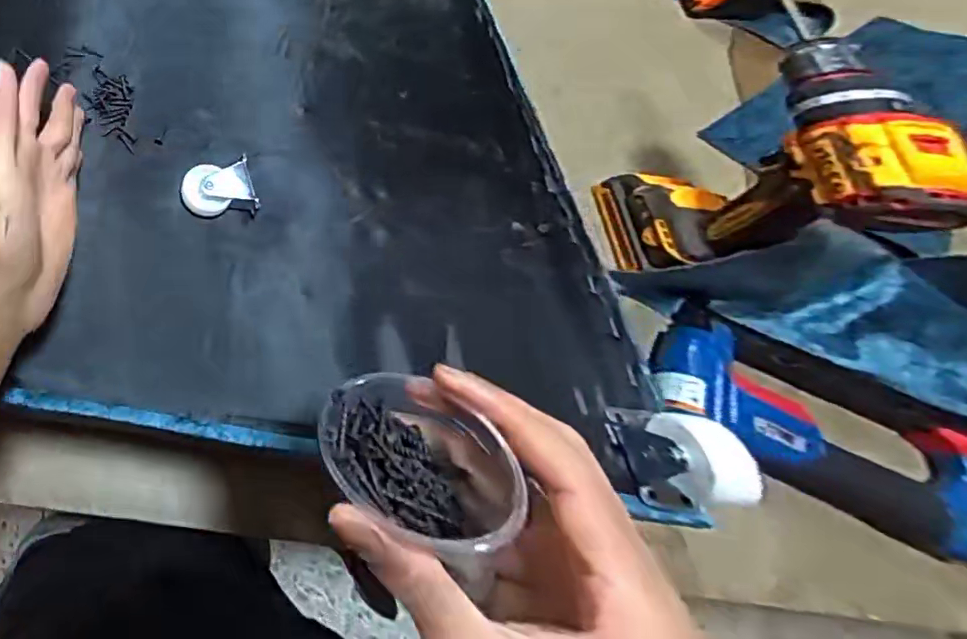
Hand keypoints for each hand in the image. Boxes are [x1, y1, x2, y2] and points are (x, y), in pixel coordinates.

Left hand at [0, 59, 83, 337]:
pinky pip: (73, 165)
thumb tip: (4, 69)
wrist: (12, 280)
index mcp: (8, 146)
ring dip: (67, 120)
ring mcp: (49, 179)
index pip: (20, 106)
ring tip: (76, 101)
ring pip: (62, 139)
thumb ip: (2, 116)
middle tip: (63, 79)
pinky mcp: (67, 199)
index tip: (37, 62)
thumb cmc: (1, 221)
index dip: (29, 85)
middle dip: (50, 98)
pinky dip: (77, 150)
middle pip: (44, 119)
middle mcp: (29, 157)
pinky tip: (80, 144)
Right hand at [329, 365, 698, 638]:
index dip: (504, 412)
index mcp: (625, 580)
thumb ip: (417, 584)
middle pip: (559, 461)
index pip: (566, 466)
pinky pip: (531, 518)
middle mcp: (620, 564)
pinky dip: (484, 486)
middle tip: (424, 388)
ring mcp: (598, 575)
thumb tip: (342, 514)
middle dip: (489, 415)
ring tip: (424, 415)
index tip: (443, 378)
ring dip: (483, 445)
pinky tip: (442, 470)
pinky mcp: (575, 588)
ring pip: (543, 485)